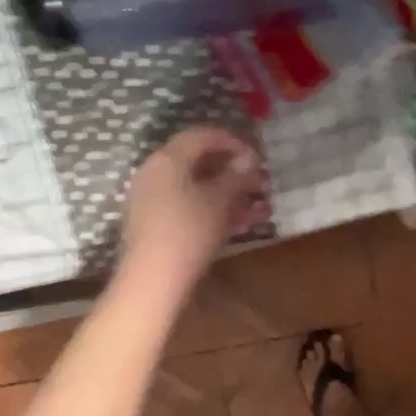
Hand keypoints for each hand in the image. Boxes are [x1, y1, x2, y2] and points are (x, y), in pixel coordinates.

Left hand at [119, 127, 270, 293]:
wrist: (153, 279)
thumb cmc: (188, 233)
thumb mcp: (219, 202)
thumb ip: (236, 177)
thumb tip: (249, 160)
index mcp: (168, 159)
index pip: (202, 136)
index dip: (233, 142)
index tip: (257, 158)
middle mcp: (155, 172)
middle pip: (200, 164)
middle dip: (234, 174)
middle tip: (262, 186)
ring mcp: (153, 199)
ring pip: (198, 189)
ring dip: (230, 197)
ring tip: (260, 210)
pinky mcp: (155, 224)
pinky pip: (189, 207)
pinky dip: (214, 211)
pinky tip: (240, 225)